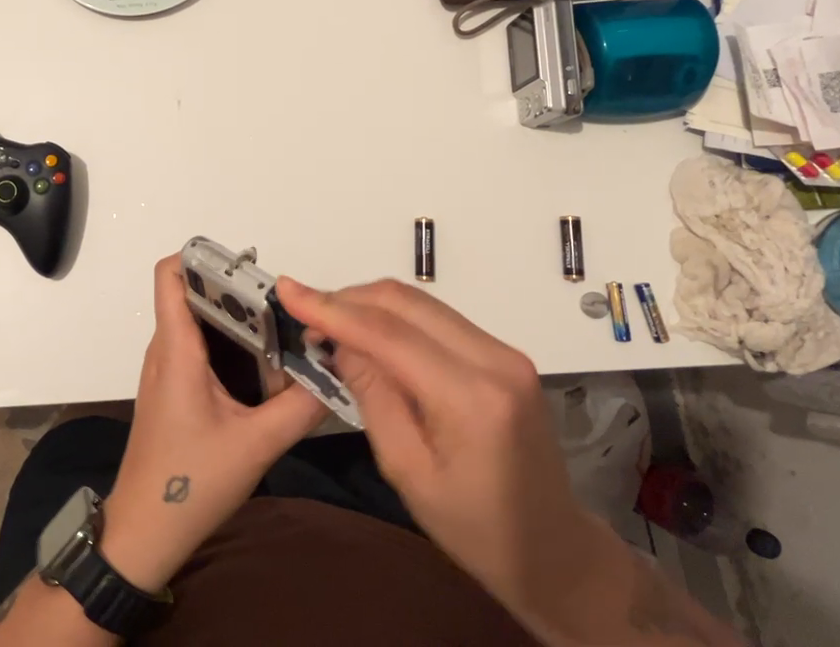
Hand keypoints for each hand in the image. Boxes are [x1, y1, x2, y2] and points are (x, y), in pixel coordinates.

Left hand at [98, 254, 328, 592]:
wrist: (147, 530)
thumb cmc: (193, 482)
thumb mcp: (258, 444)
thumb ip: (301, 406)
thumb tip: (337, 370)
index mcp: (176, 350)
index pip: (169, 275)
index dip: (201, 258)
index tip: (248, 269)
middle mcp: (166, 350)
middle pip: (192, 295)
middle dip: (236, 291)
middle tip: (285, 308)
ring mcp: (166, 371)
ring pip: (198, 323)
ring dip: (236, 320)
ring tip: (283, 334)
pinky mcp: (173, 391)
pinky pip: (198, 349)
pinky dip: (229, 346)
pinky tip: (264, 369)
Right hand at [273, 277, 603, 621]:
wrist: (554, 550)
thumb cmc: (474, 527)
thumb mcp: (406, 470)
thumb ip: (372, 396)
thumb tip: (339, 342)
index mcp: (471, 396)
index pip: (387, 332)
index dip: (330, 307)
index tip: (286, 290)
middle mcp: (495, 360)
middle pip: (404, 302)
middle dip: (346, 299)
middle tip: (302, 315)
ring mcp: (505, 353)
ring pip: (420, 303)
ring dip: (368, 306)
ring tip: (327, 326)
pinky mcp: (504, 356)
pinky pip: (437, 319)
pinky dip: (394, 319)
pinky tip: (368, 338)